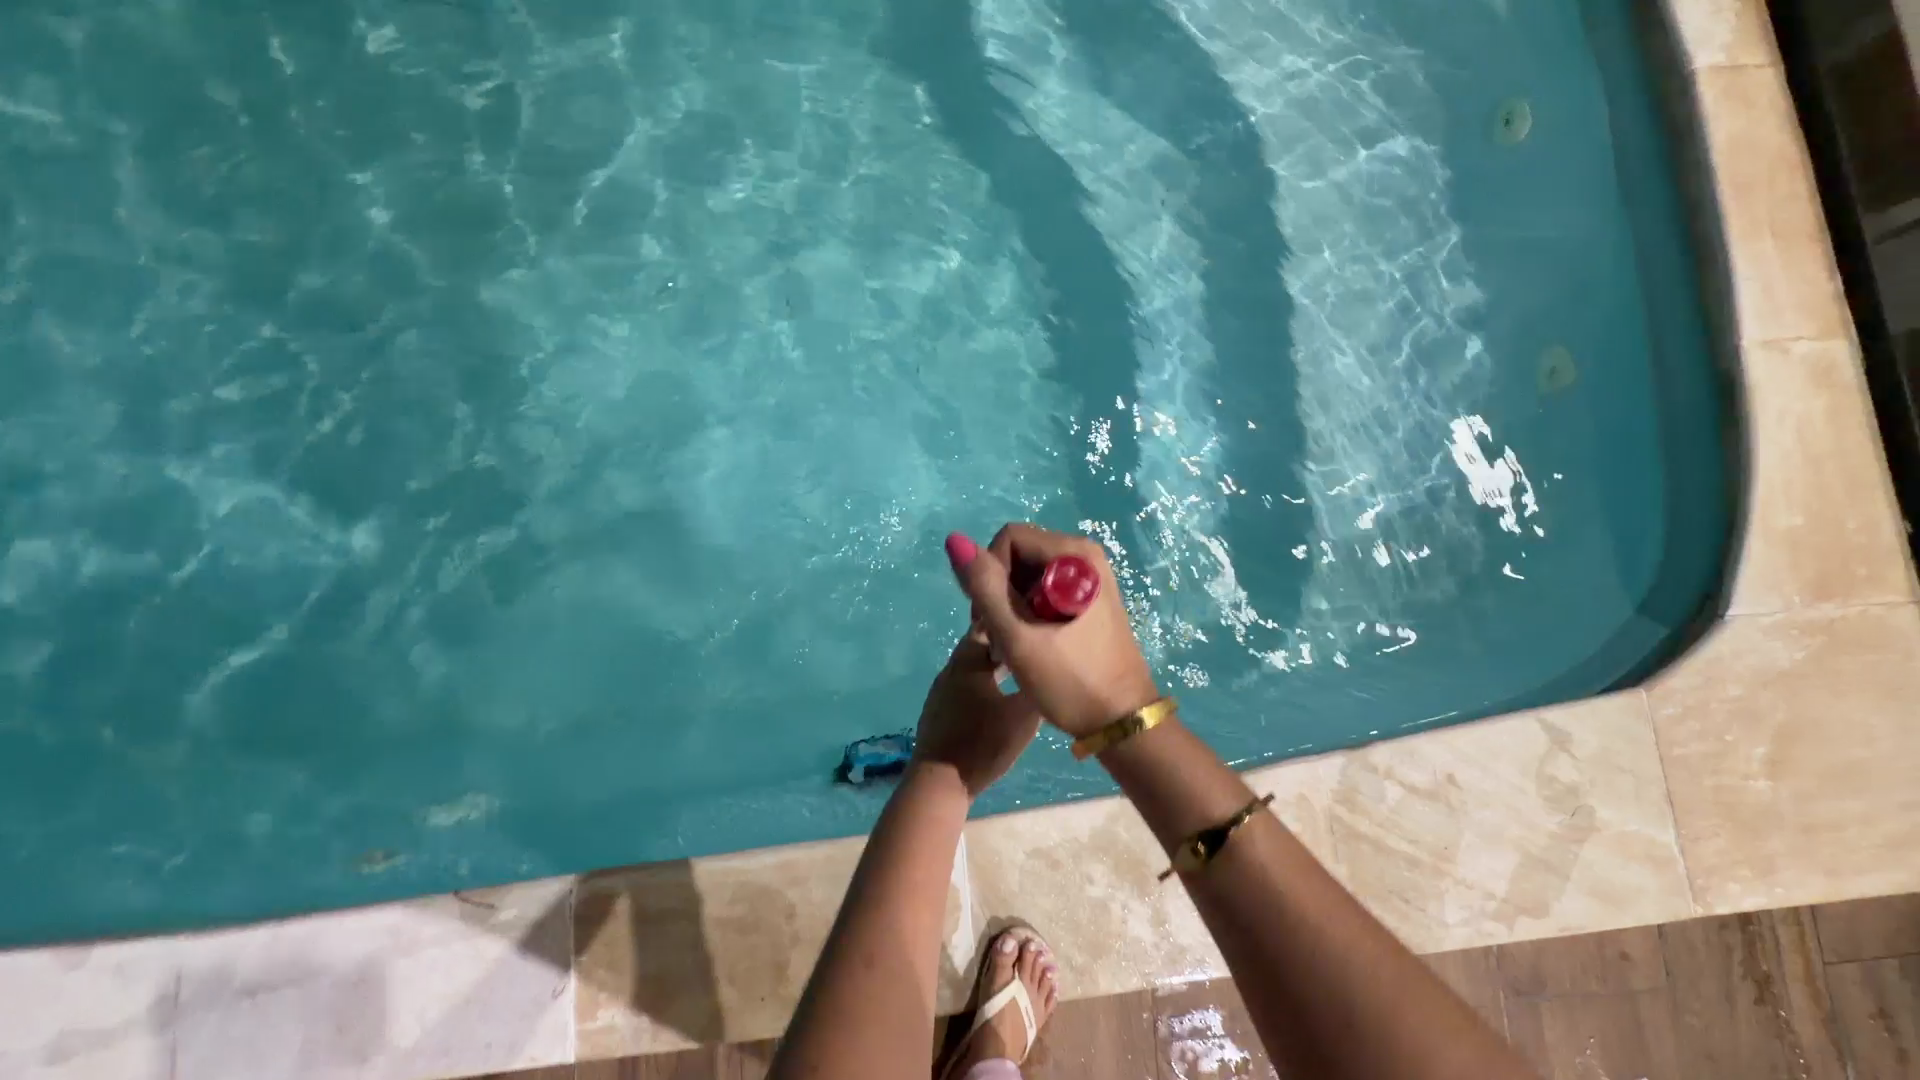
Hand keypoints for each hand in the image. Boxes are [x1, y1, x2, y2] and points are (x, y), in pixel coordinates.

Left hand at [911, 635, 1042, 798]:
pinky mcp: (938, 709)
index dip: (1008, 620)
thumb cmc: (984, 743)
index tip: (1030, 619)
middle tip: (1027, 642)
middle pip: (977, 645)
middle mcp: (952, 669)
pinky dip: (980, 681)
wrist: (940, 780)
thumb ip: (1039, 690)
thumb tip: (1051, 673)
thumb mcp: (1025, 718)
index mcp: (969, 661)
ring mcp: (941, 690)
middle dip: (1001, 641)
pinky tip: (994, 694)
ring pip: (970, 666)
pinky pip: (962, 684)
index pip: (988, 625)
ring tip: (1016, 667)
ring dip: (991, 662)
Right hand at [945, 524, 1160, 737]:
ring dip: (1010, 606)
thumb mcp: (1017, 635)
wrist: (1121, 722)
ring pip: (1028, 575)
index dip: (989, 574)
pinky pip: (1045, 589)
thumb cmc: (1069, 680)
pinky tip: (1029, 642)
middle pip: (1019, 554)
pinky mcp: (1090, 597)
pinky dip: (1028, 612)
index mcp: (1074, 554)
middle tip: (1000, 636)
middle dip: (999, 591)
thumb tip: (954, 539)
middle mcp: (1085, 555)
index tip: (989, 619)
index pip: (1009, 539)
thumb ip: (984, 586)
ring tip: (1012, 644)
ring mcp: (1091, 576)